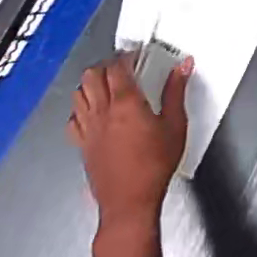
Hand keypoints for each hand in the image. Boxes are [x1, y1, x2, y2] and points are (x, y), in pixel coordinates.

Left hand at [67, 51, 192, 228]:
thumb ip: (176, 91)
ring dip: (91, 83)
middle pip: (92, 75)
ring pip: (78, 93)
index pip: (118, 68)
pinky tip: (94, 112)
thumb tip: (183, 67)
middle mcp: (102, 112)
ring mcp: (88, 129)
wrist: (130, 201)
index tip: (136, 54)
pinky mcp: (82, 144)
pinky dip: (81, 108)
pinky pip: (72, 118)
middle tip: (122, 66)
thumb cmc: (154, 166)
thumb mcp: (175, 124)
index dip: (126, 56)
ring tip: (108, 84)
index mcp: (126, 104)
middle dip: (106, 65)